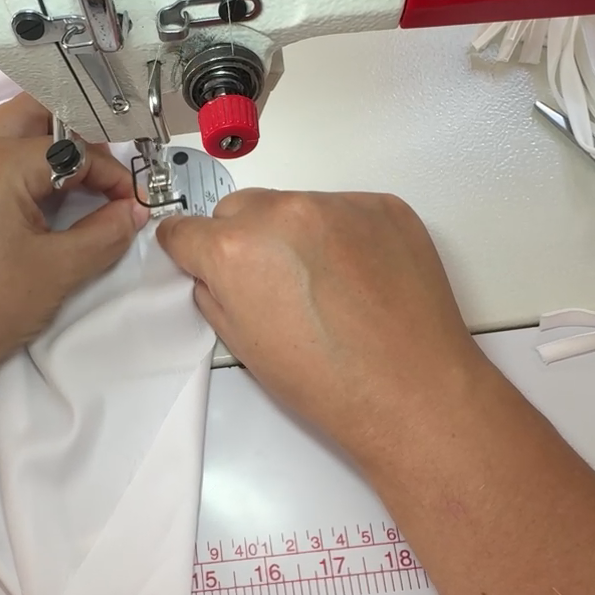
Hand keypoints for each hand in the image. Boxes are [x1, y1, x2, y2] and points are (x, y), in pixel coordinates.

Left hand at [0, 94, 148, 372]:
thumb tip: (133, 210)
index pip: (72, 149)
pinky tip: (5, 181)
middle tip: (98, 179)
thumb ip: (106, 232)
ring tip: (55, 176)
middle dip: (74, 139)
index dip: (110, 173)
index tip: (128, 201)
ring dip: (31, 135)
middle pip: (32, 113)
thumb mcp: (61, 270)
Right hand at [157, 189, 496, 463]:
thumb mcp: (244, 348)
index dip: (188, 251)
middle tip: (269, 283)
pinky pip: (343, 209)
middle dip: (241, 238)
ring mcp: (338, 204)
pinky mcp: (383, 206)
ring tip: (324, 285)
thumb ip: (215, 298)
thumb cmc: (327, 382)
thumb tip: (211, 275)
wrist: (410, 390)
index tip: (197, 258)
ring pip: (292, 206)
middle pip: (237, 208)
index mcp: (236, 250)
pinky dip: (341, 235)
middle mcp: (283, 213)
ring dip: (294, 234)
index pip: (183, 230)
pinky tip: (358, 279)